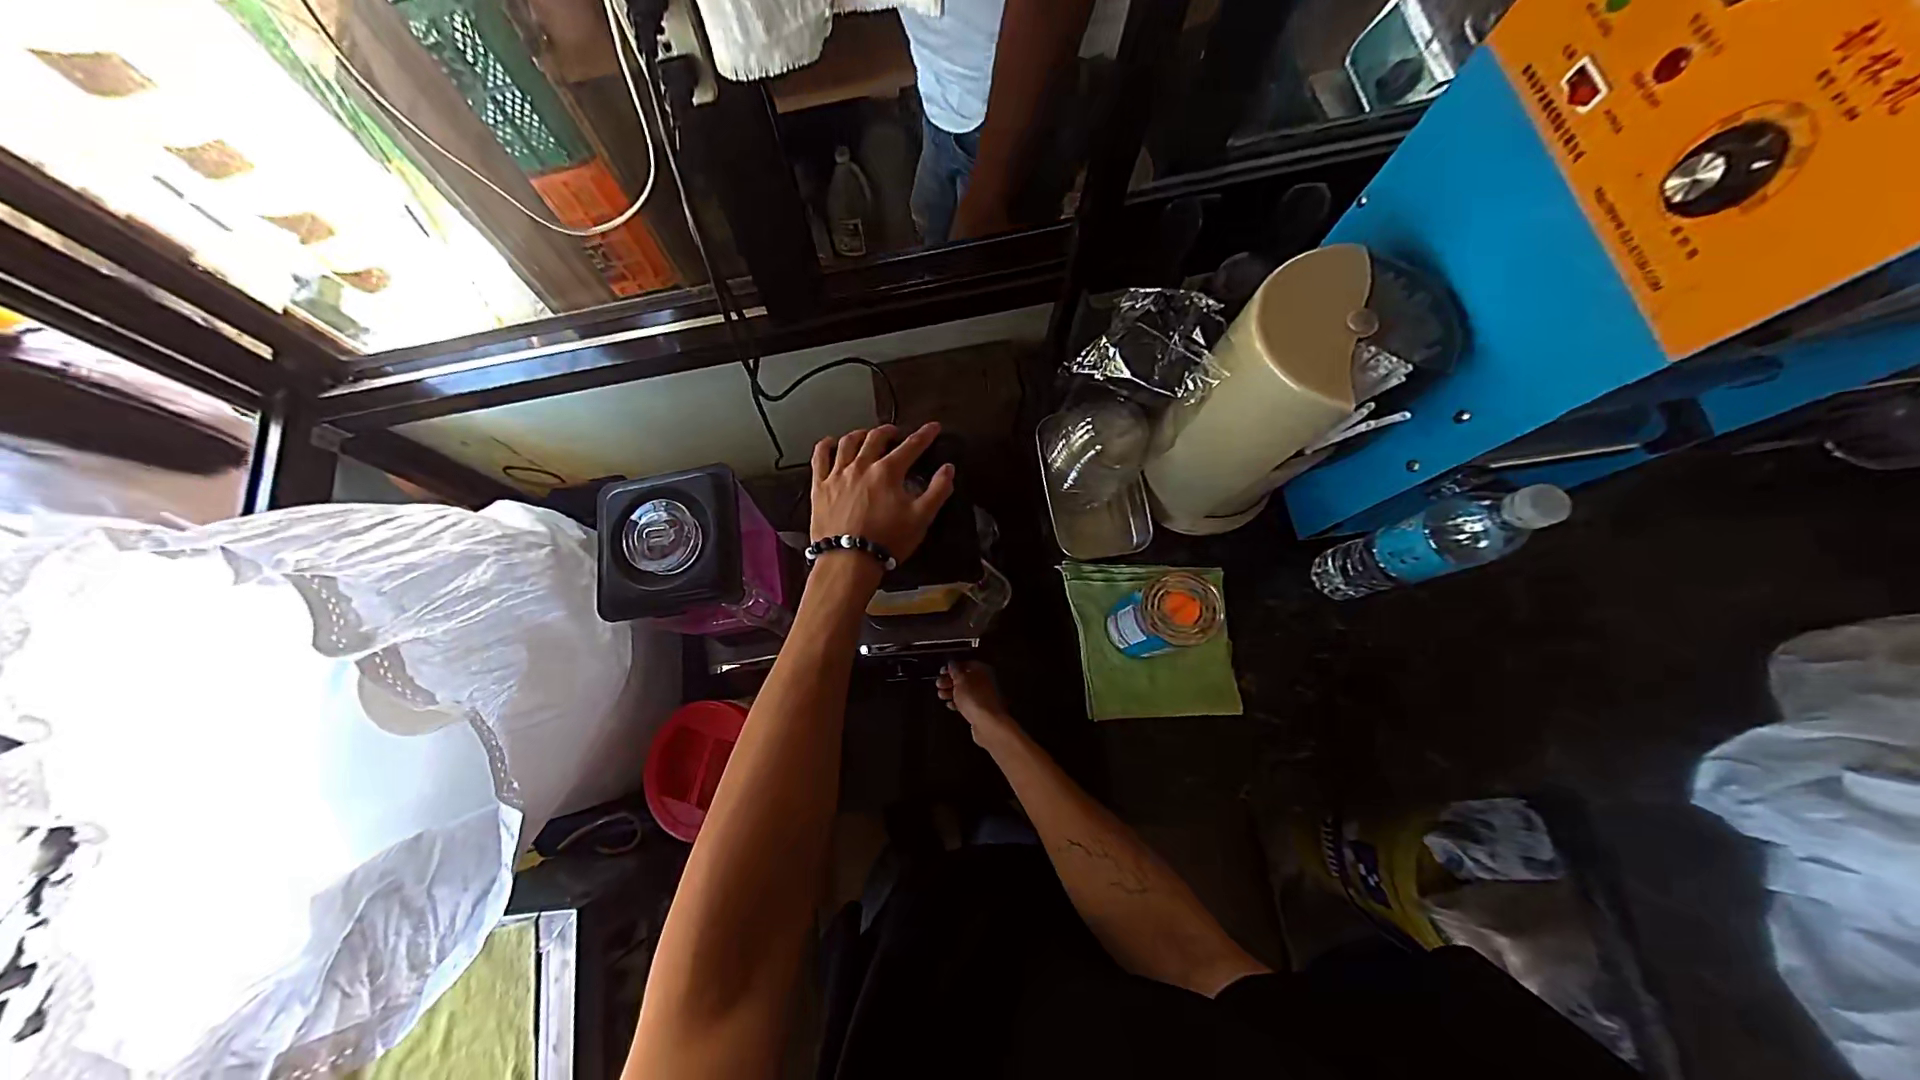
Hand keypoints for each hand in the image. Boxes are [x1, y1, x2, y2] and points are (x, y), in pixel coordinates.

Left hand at [810, 423, 953, 563]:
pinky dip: (825, 446)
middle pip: (876, 438)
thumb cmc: (887, 541)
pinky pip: (820, 458)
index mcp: (888, 472)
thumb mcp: (921, 518)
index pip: (911, 446)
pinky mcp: (820, 487)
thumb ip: (938, 490)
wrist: (848, 561)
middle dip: (889, 431)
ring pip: (848, 442)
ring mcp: (838, 475)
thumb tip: (948, 469)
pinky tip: (830, 442)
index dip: (924, 434)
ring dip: (860, 434)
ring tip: (866, 435)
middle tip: (896, 433)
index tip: (933, 427)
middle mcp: (862, 466)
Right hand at [937, 661, 1020, 746]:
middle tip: (938, 685)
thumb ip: (955, 671)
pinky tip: (950, 705)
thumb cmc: (974, 697)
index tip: (941, 672)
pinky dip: (958, 703)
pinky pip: (967, 703)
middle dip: (950, 681)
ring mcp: (984, 696)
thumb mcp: (961, 680)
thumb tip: (952, 663)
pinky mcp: (981, 709)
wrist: (988, 722)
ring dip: (951, 692)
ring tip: (940, 695)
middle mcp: (985, 681)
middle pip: (965, 678)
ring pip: (965, 691)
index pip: (966, 664)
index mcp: (983, 670)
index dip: (952, 667)